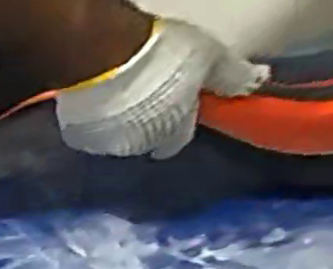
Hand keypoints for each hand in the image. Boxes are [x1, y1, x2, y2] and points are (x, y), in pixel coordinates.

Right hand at [54, 18, 268, 158]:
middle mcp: (133, 147)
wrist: (103, 59)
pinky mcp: (75, 138)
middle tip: (153, 99)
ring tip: (124, 101)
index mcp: (169, 132)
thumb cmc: (165, 58)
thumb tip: (256, 85)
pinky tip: (101, 106)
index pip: (176, 144)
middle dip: (149, 127)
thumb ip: (232, 78)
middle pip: (144, 142)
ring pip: (116, 140)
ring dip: (121, 127)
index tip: (180, 112)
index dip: (180, 128)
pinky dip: (97, 124)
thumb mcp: (214, 59)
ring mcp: (99, 145)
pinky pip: (91, 135)